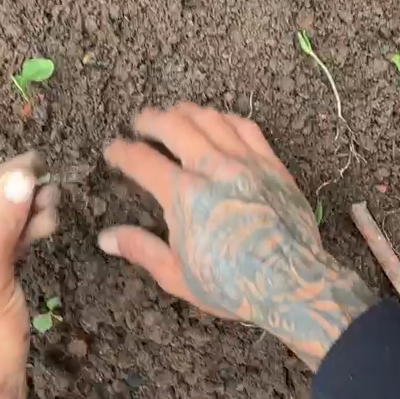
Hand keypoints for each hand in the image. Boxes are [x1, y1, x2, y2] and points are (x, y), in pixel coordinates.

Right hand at [100, 104, 373, 369]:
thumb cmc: (233, 286)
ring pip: (211, 120)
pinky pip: (246, 128)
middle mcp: (213, 169)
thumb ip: (141, 249)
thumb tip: (106, 238)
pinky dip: (226, 118)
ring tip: (174, 113)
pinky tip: (218, 120)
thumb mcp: (177, 275)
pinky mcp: (271, 165)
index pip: (143, 161)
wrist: (293, 284)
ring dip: (187, 112)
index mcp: (185, 196)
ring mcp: (245, 162)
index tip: (113, 149)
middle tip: (140, 121)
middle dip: (151, 120)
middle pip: (175, 126)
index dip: (122, 152)